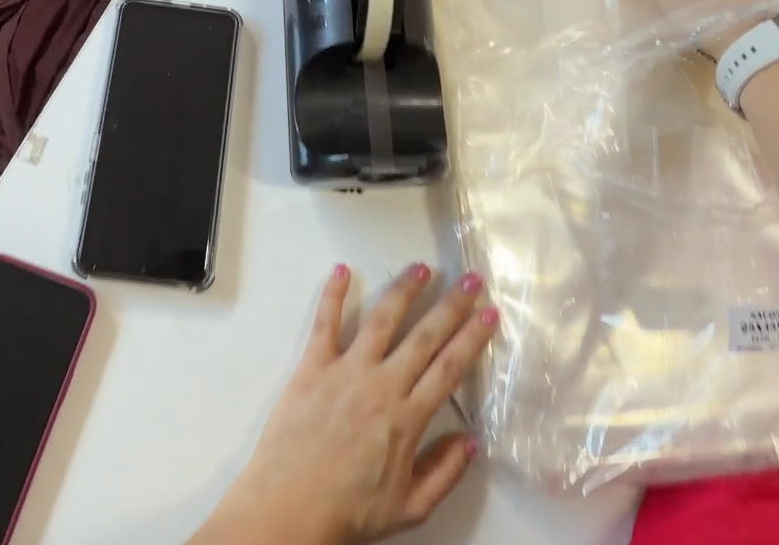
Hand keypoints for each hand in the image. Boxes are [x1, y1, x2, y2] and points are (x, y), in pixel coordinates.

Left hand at [189, 264, 496, 544]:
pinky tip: (341, 270)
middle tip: (469, 280)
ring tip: (421, 267)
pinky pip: (325, 323)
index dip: (472, 338)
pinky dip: (332, 294)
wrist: (290, 507)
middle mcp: (381, 386)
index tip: (488, 313)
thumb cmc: (348, 511)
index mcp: (407, 419)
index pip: (449, 369)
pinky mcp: (312, 366)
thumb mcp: (410, 508)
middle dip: (450, 306)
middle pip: (424, 337)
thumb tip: (470, 440)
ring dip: (403, 290)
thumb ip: (444, 473)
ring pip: (381, 320)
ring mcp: (345, 371)